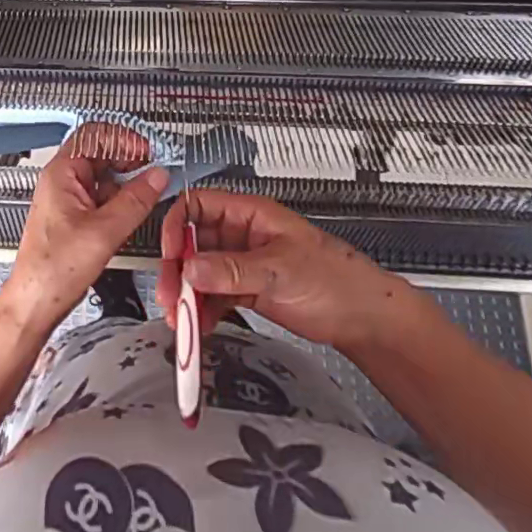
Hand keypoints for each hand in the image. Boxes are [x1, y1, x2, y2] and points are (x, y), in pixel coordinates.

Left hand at [1, 124, 168, 331]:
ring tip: (148, 190)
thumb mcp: (105, 231)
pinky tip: (134, 210)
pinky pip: (103, 197)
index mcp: (61, 175)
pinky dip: (121, 198)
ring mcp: (69, 200)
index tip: (147, 150)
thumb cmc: (53, 269)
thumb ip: (135, 200)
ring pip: (104, 176)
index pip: (95, 135)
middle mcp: (63, 182)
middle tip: (153, 168)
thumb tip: (157, 176)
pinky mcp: (76, 218)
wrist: (36, 302)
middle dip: (129, 158)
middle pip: (101, 153)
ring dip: (127, 179)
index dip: (124, 138)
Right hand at [156, 190, 409, 350]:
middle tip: (171, 297)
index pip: (198, 205)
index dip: (177, 225)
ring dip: (186, 294)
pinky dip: (203, 309)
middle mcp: (241, 235)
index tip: (169, 254)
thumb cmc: (335, 278)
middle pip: (192, 242)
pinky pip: (212, 295)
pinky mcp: (245, 288)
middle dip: (177, 268)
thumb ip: (233, 269)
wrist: (362, 317)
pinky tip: (201, 325)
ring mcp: (242, 263)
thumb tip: (190, 268)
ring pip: (199, 272)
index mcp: (250, 214)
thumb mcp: (281, 269)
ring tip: (183, 320)